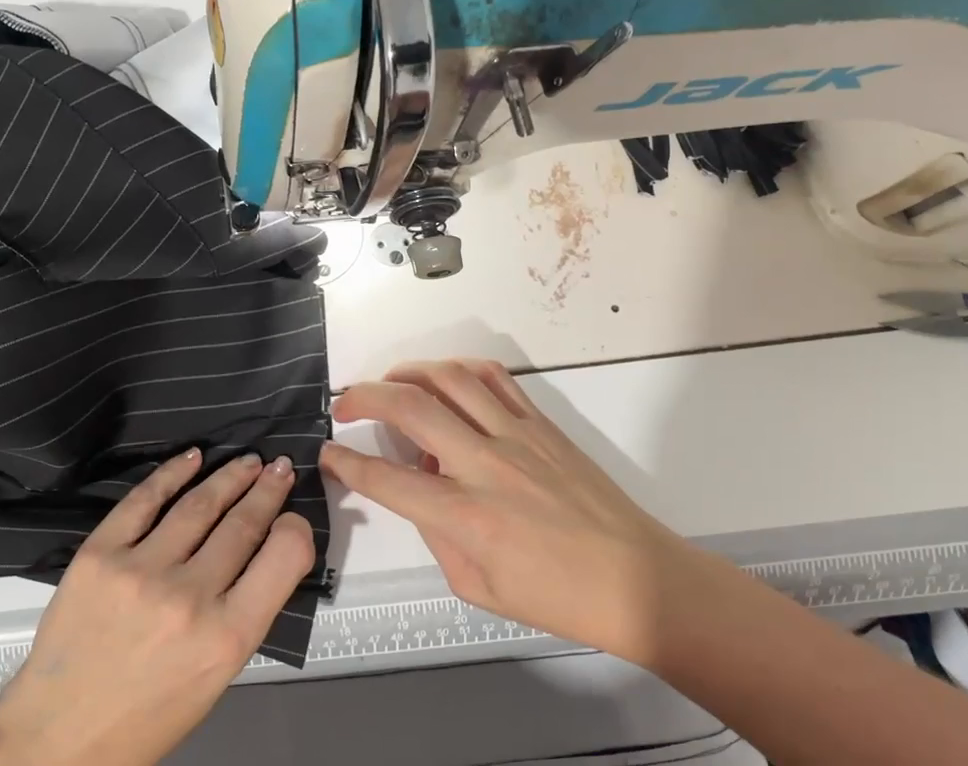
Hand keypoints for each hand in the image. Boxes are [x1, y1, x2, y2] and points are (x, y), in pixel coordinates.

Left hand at [0, 449, 314, 765]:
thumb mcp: (213, 680)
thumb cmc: (144, 719)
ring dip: (229, 477)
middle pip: (242, 525)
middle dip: (267, 491)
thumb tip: (258, 559)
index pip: (283, 558)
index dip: (296, 529)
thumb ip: (238, 618)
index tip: (293, 516)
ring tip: (247, 462)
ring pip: (198, 505)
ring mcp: (140, 570)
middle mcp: (188, 597)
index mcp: (226, 638)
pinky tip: (193, 458)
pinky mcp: (99, 553)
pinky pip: (143, 500)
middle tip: (280, 468)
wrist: (59, 734)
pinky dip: (172, 473)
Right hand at [320, 360, 706, 665]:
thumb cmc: (558, 598)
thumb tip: (419, 495)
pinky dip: (459, 369)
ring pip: (450, 378)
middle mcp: (486, 465)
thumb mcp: (478, 588)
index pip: (387, 478)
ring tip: (388, 383)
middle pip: (410, 407)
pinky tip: (443, 380)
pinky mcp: (543, 424)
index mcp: (467, 516)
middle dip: (363, 397)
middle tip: (344, 406)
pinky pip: (495, 378)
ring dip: (407, 372)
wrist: (640, 582)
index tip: (327, 453)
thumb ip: (437, 536)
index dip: (346, 462)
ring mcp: (517, 436)